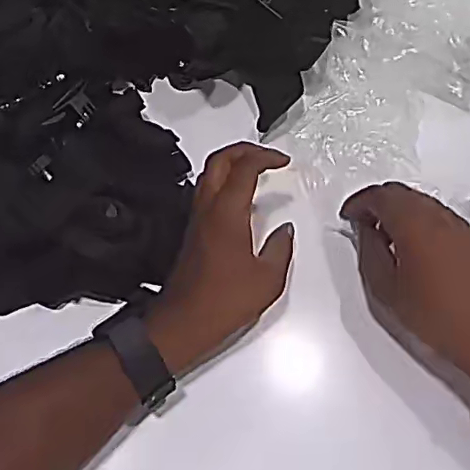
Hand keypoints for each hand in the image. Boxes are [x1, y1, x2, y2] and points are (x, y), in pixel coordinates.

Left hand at [147, 143, 295, 373]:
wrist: (185, 320)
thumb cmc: (222, 302)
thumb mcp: (268, 278)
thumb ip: (280, 248)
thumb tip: (284, 232)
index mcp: (227, 213)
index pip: (244, 167)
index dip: (265, 157)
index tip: (281, 160)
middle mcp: (206, 209)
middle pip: (219, 160)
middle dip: (244, 150)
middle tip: (266, 155)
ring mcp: (196, 219)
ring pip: (209, 174)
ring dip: (231, 164)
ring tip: (255, 170)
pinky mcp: (192, 231)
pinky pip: (206, 193)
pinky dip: (224, 183)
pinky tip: (240, 199)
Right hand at [341, 182, 469, 398]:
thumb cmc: (439, 317)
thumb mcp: (386, 288)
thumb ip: (369, 250)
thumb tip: (365, 232)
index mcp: (414, 223)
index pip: (379, 196)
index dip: (358, 203)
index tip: (348, 216)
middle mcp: (439, 217)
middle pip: (401, 193)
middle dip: (377, 203)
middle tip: (361, 221)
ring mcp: (460, 227)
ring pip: (421, 203)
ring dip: (398, 211)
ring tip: (383, 235)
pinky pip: (437, 217)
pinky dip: (418, 221)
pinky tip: (410, 246)